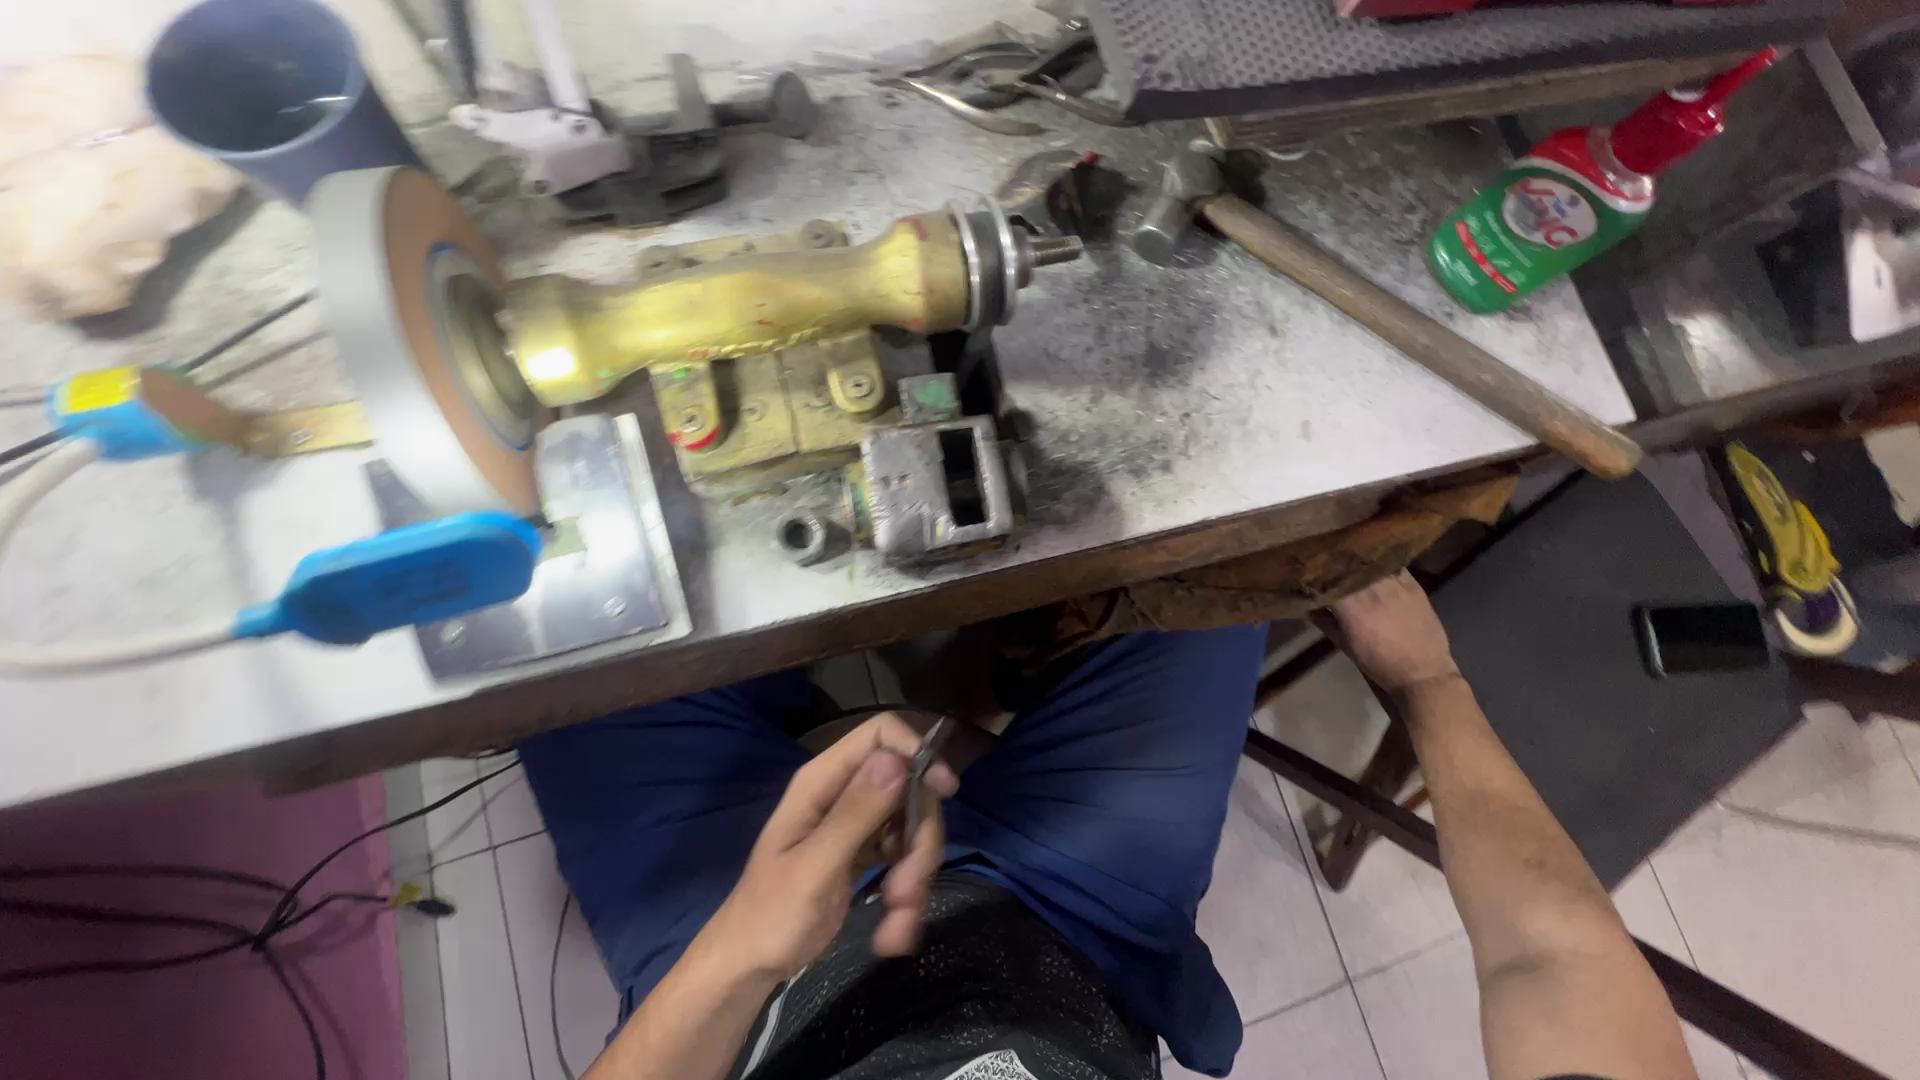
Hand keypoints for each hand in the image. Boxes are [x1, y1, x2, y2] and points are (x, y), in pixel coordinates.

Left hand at [698, 714, 958, 984]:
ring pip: (914, 825)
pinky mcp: (867, 851)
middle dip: (921, 839)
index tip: (944, 791)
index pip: (881, 734)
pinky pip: (906, 854)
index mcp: (822, 782)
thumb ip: (855, 813)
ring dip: (916, 875)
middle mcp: (843, 792)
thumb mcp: (814, 868)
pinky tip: (893, 928)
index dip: (917, 751)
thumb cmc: (770, 916)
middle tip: (907, 893)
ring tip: (896, 925)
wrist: (749, 966)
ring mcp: (857, 822)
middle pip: (911, 787)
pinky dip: (909, 890)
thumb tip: (898, 760)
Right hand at [1321, 571, 1460, 694]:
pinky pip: (1393, 566)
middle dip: (1334, 566)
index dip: (1316, 575)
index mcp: (1352, 608)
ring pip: (1370, 563)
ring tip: (1347, 561)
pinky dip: (1379, 564)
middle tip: (1324, 564)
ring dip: (1356, 562)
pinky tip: (1373, 565)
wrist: (1422, 673)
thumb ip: (1324, 621)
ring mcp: (1396, 586)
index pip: (1327, 580)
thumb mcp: (1344, 645)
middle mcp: (1373, 591)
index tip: (1307, 574)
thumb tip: (1306, 605)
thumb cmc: (1378, 663)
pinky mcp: (1414, 586)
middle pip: (1348, 568)